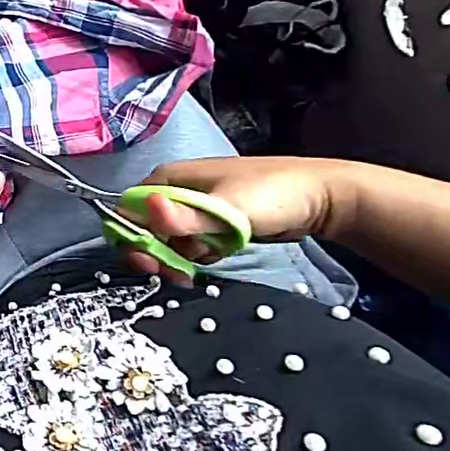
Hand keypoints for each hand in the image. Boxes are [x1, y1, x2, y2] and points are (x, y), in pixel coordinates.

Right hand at [123, 156, 344, 281]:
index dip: (133, 238)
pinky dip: (195, 257)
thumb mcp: (227, 209)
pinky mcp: (210, 222)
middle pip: (145, 228)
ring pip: (166, 240)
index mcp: (169, 178)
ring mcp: (193, 207)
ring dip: (177, 258)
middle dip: (156, 253)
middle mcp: (176, 190)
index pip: (129, 209)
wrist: (319, 198)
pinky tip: (212, 259)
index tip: (151, 262)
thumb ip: (187, 216)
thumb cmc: (274, 195)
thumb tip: (148, 210)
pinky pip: (188, 245)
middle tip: (176, 273)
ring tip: (199, 267)